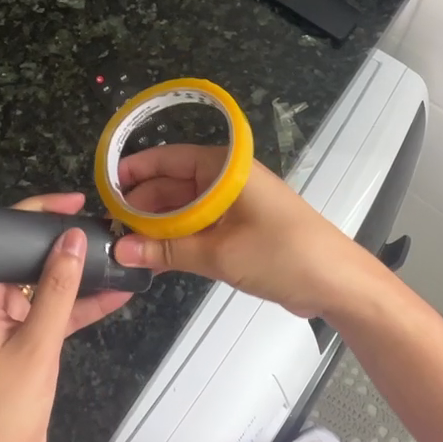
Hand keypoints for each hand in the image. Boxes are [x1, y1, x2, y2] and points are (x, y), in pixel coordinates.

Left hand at [0, 193, 133, 441]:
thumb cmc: (2, 409)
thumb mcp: (35, 345)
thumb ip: (57, 290)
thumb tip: (72, 238)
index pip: (5, 236)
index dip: (39, 213)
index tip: (75, 202)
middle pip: (30, 256)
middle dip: (66, 242)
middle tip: (103, 226)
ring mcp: (9, 322)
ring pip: (48, 284)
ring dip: (80, 273)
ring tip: (115, 253)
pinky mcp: (26, 343)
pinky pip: (56, 312)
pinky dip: (82, 304)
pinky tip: (114, 293)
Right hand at [110, 145, 376, 317]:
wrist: (338, 283)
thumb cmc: (281, 253)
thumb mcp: (219, 253)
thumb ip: (168, 250)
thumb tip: (122, 250)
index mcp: (223, 169)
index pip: (168, 158)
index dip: (134, 171)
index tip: (104, 189)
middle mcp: (226, 179)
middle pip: (174, 184)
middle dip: (143, 205)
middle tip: (111, 228)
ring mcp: (235, 204)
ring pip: (185, 207)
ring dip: (159, 226)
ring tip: (128, 246)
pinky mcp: (242, 228)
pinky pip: (201, 226)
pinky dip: (179, 238)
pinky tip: (157, 256)